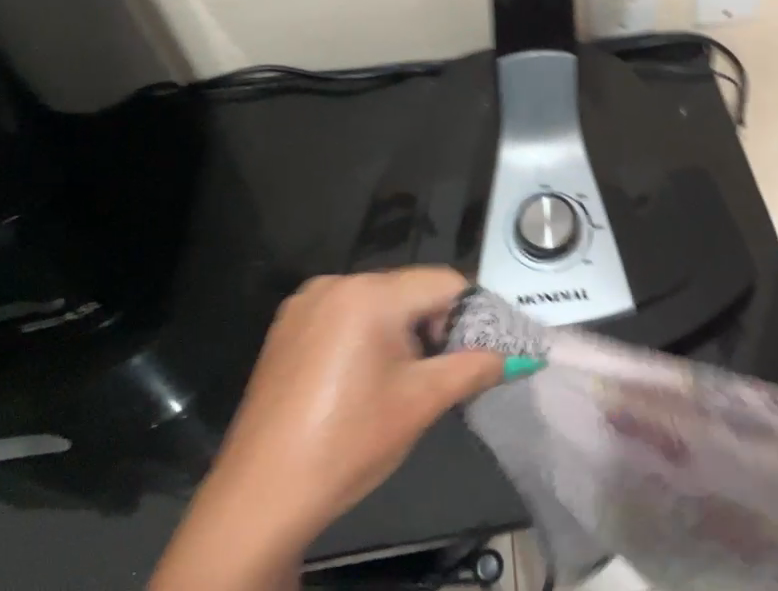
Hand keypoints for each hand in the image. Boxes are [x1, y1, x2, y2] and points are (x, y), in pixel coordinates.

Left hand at [151, 268, 502, 590]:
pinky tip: (364, 382)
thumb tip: (516, 356)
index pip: (445, 282)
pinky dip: (367, 337)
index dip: (474, 314)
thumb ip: (475, 368)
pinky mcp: (286, 329)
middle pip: (410, 290)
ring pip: (378, 304)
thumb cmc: (349, 442)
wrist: (261, 496)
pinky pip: (345, 317)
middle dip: (436, 326)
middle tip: (444, 374)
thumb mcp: (423, 402)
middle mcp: (335, 284)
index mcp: (370, 294)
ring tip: (404, 383)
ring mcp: (305, 305)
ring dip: (403, 332)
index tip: (481, 353)